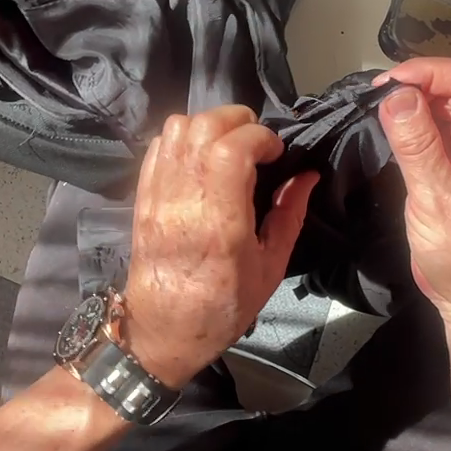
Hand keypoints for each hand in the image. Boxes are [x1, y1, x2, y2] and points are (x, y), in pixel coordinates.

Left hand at [122, 106, 317, 387]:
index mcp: (221, 220)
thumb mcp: (270, 267)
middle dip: (239, 121)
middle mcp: (185, 198)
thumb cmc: (223, 305)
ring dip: (210, 125)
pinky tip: (201, 157)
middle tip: (256, 145)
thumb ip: (289, 215)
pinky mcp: (143, 193)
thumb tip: (307, 174)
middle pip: (205, 125)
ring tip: (228, 147)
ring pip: (179, 126)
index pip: (235, 146)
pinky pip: (160, 144)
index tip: (277, 153)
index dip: (263, 137)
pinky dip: (184, 138)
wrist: (162, 329)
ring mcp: (159, 193)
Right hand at [375, 58, 450, 323]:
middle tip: (375, 97)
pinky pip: (439, 132)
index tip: (387, 84)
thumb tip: (396, 95)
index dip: (428, 71)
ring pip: (446, 108)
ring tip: (376, 110)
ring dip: (413, 102)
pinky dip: (413, 124)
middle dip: (417, 83)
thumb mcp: (436, 201)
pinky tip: (390, 130)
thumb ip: (417, 146)